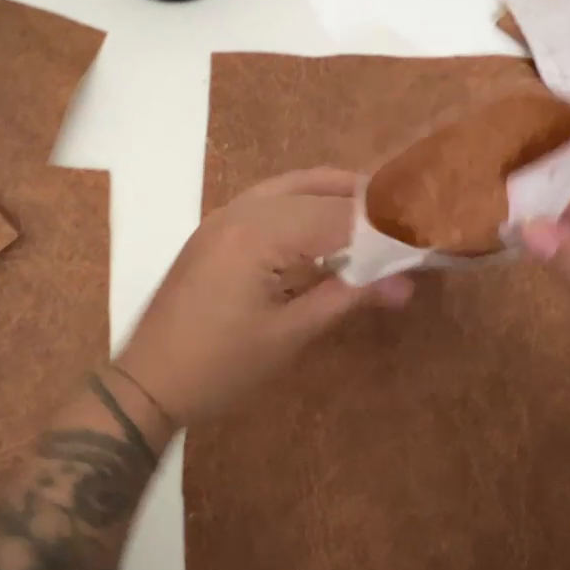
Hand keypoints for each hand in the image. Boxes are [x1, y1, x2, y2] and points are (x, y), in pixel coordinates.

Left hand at [115, 168, 411, 426]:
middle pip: (317, 189)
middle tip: (407, 221)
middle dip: (363, 203)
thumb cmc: (220, 366)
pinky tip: (326, 231)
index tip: (422, 235)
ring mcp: (223, 217)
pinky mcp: (215, 230)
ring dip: (333, 197)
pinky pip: (268, 202)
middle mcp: (241, 211)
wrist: (148, 382)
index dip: (384, 225)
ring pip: (290, 187)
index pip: (338, 214)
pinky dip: (303, 206)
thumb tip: (406, 284)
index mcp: (259, 233)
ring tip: (376, 221)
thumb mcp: (289, 334)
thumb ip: (348, 298)